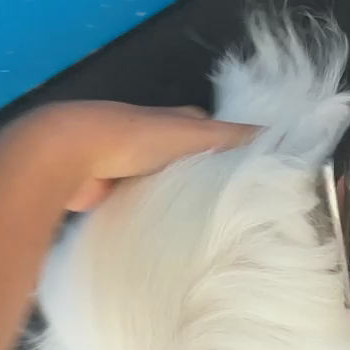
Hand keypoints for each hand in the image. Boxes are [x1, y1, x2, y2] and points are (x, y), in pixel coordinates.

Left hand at [2, 101, 252, 210]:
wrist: (68, 155)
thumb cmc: (135, 137)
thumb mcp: (193, 135)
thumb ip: (232, 137)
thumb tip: (280, 136)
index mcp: (170, 119)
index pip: (207, 129)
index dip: (228, 145)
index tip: (249, 170)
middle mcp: (149, 138)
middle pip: (184, 156)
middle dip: (202, 173)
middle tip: (231, 203)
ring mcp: (125, 163)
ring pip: (162, 180)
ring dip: (176, 195)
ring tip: (205, 221)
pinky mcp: (108, 189)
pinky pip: (140, 200)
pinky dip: (153, 211)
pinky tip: (168, 229)